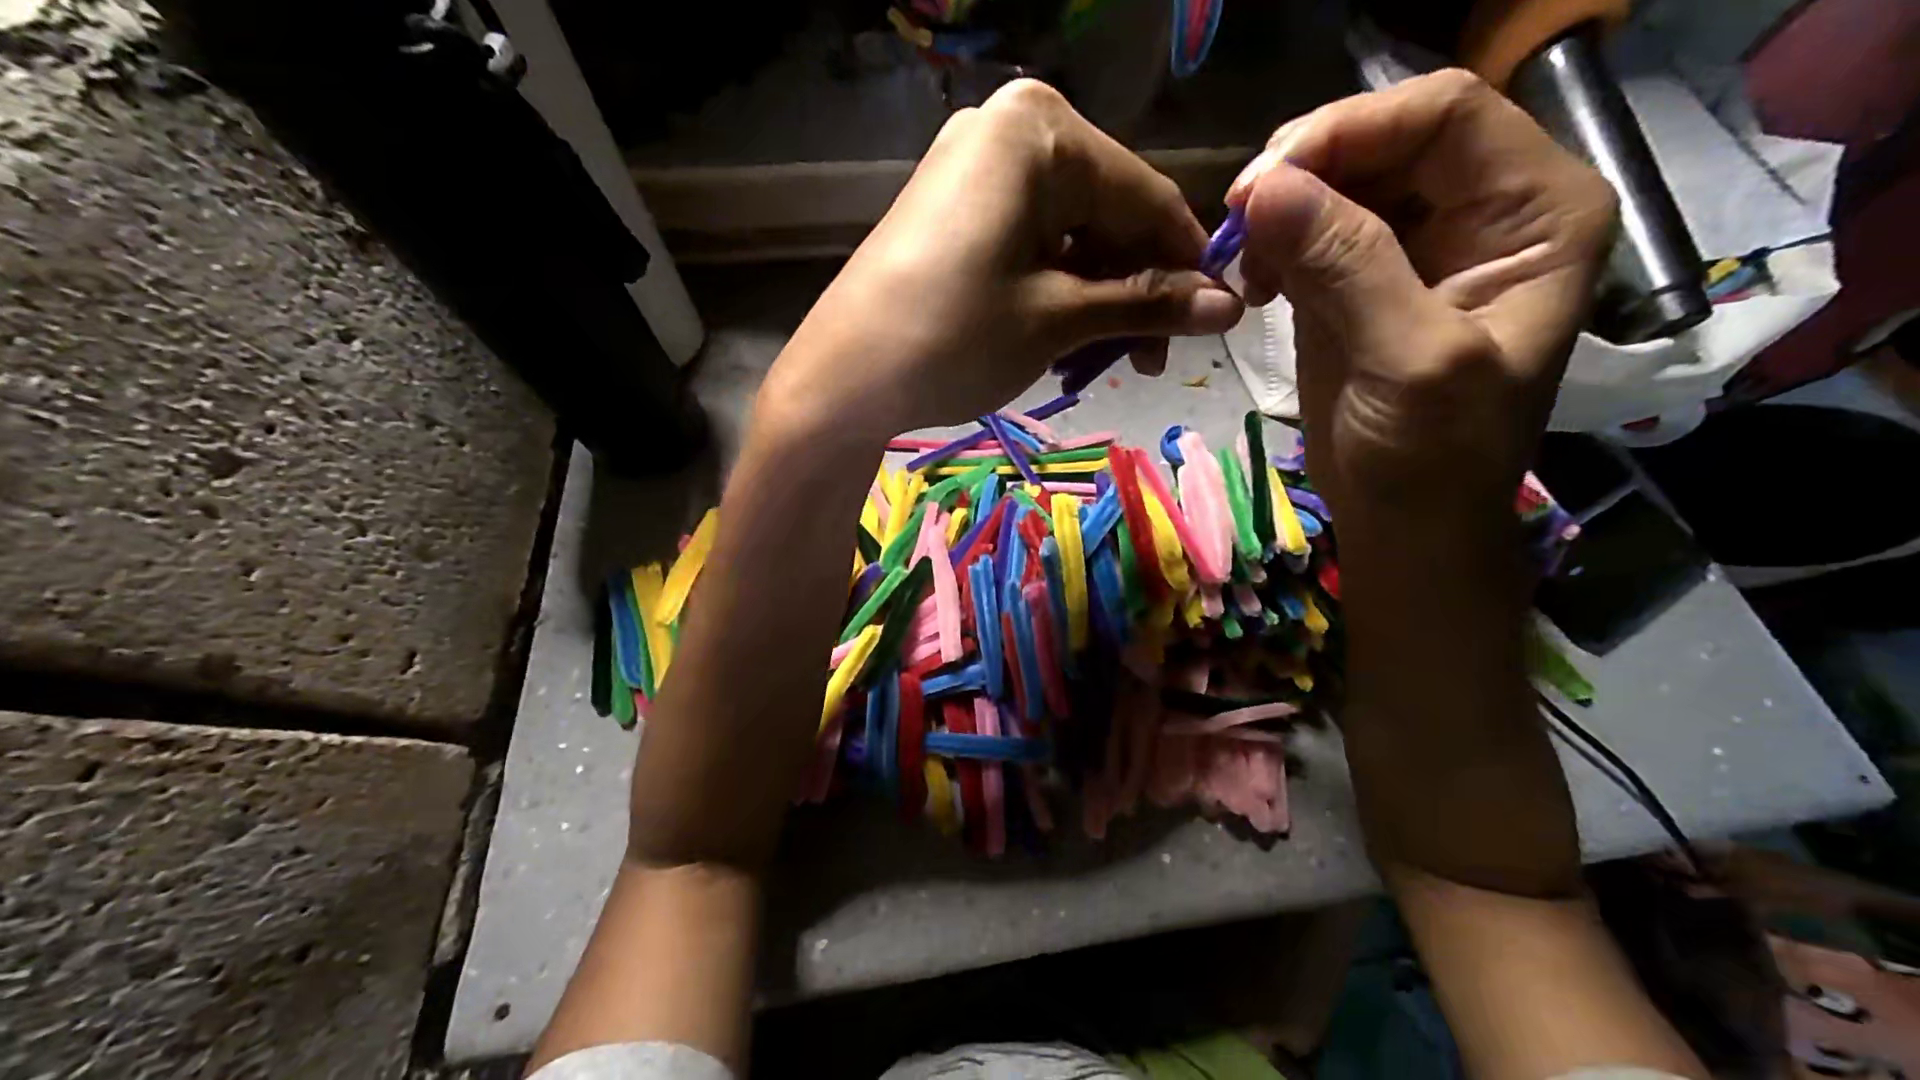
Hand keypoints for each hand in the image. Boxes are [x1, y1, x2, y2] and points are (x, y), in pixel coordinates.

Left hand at [760, 79, 1241, 439]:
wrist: (842, 376)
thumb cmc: (955, 337)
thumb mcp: (1058, 320)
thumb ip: (1147, 304)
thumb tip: (1230, 305)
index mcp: (1042, 132)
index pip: (1146, 197)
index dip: (1186, 265)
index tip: (1214, 324)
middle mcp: (1011, 128)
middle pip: (1107, 210)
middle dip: (1136, 287)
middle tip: (1148, 359)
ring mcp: (976, 165)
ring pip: (1070, 229)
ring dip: (1098, 294)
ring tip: (1104, 358)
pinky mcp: (954, 204)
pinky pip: (1029, 238)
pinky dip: (1055, 285)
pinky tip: (1065, 331)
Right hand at [1230, 70, 1615, 533]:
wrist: (1406, 521)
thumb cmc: (1433, 458)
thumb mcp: (1408, 361)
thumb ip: (1347, 267)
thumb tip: (1264, 189)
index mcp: (1533, 211)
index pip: (1442, 117)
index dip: (1347, 133)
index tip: (1260, 185)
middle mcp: (1482, 210)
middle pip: (1385, 139)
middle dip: (1303, 170)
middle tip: (1235, 219)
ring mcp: (1415, 244)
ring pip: (1338, 181)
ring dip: (1279, 211)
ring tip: (1241, 263)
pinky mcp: (1358, 280)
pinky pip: (1309, 232)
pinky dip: (1271, 246)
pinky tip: (1250, 284)